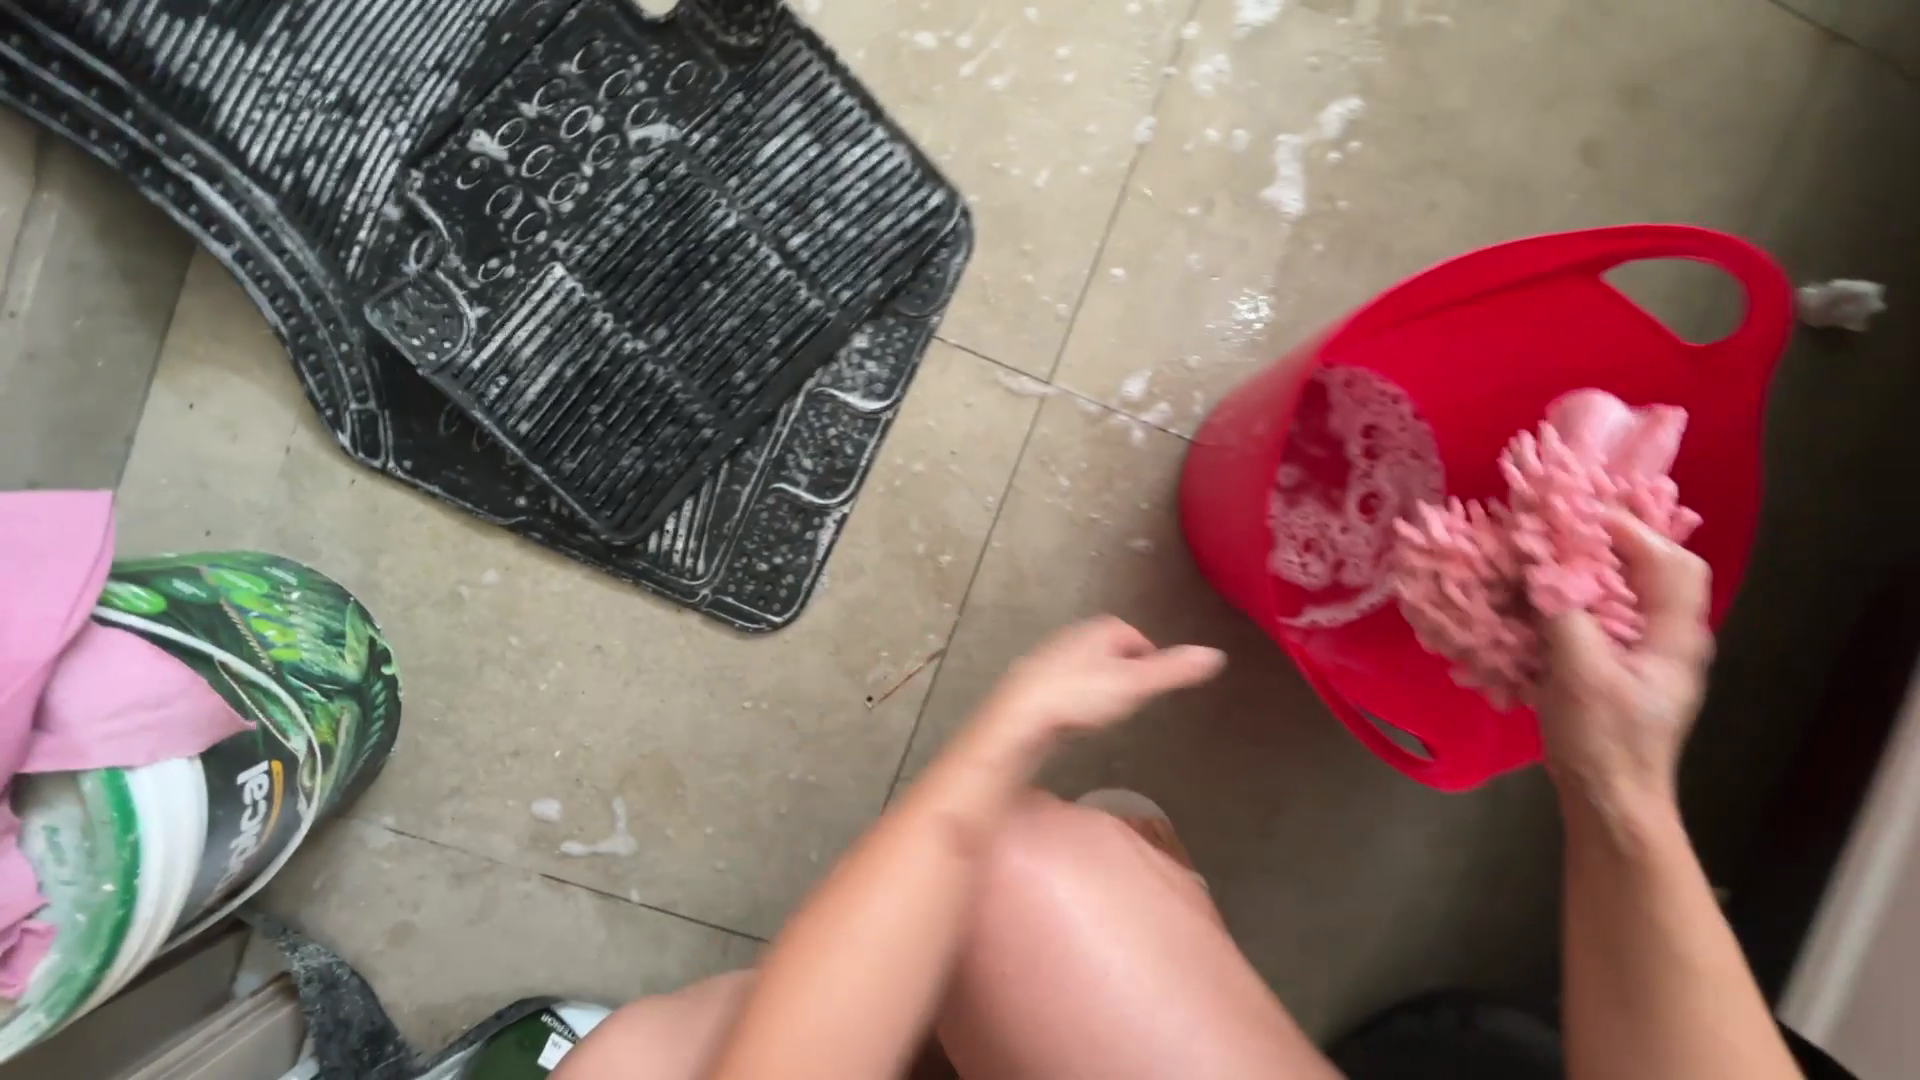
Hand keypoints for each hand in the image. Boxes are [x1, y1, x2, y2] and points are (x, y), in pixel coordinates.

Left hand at [979, 617, 1225, 748]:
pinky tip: (1074, 719)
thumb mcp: (1135, 684)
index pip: (1138, 639)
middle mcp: (1075, 635)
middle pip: (1112, 652)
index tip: (1151, 688)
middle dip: (1124, 674)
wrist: (1020, 715)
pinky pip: (1066, 685)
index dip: (1148, 662)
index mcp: (1102, 629)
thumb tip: (1216, 655)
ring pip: (1088, 668)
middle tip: (1129, 703)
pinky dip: (1076, 698)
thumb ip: (1173, 670)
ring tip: (1102, 714)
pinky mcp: (1034, 680)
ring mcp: (1052, 656)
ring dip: (1099, 687)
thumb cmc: (1080, 695)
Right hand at [1538, 512, 1713, 810]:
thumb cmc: (1603, 736)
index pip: (1670, 562)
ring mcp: (1643, 654)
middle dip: (1607, 542)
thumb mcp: (1579, 672)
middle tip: (1557, 524)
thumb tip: (1542, 565)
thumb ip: (1564, 613)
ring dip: (1586, 568)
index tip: (1578, 512)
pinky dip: (1573, 596)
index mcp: (1675, 636)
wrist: (1609, 796)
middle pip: (1650, 571)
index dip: (1631, 530)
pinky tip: (1539, 596)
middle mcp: (1668, 637)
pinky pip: (1599, 616)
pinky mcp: (1616, 666)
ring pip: (1623, 592)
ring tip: (1542, 551)